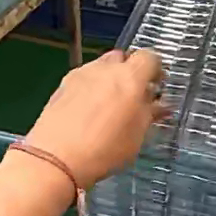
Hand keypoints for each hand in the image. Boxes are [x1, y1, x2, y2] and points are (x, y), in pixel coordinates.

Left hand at [23, 48, 165, 186]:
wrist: (55, 158)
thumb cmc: (105, 149)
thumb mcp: (137, 136)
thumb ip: (149, 114)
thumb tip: (159, 105)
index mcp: (130, 77)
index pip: (150, 57)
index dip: (156, 70)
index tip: (156, 85)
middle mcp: (105, 68)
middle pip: (123, 58)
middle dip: (131, 72)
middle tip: (134, 96)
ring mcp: (81, 74)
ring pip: (102, 67)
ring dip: (110, 79)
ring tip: (110, 106)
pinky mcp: (62, 85)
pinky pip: (84, 79)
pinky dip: (91, 88)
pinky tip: (89, 112)